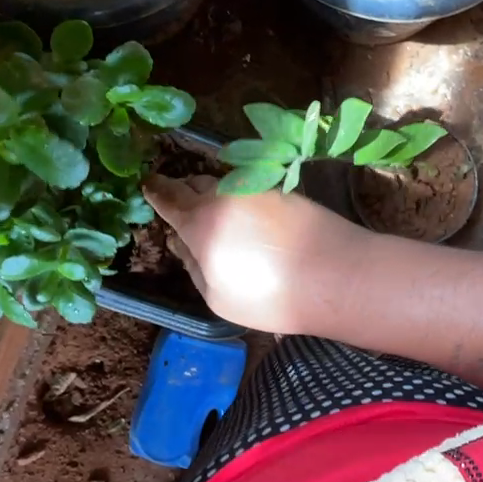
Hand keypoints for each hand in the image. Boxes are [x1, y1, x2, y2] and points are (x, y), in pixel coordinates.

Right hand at [143, 175, 372, 334]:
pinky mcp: (282, 191)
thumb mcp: (217, 296)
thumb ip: (193, 265)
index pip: (168, 198)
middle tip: (178, 206)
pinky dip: (238, 201)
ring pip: (222, 186)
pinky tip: (248, 223)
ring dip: (212, 197)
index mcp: (201, 222)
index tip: (146, 185)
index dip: (154, 191)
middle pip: (193, 185)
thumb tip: (181, 243)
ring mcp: (256, 189)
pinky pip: (248, 190)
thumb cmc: (271, 297)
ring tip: (216, 220)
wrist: (337, 274)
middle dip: (182, 192)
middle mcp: (224, 196)